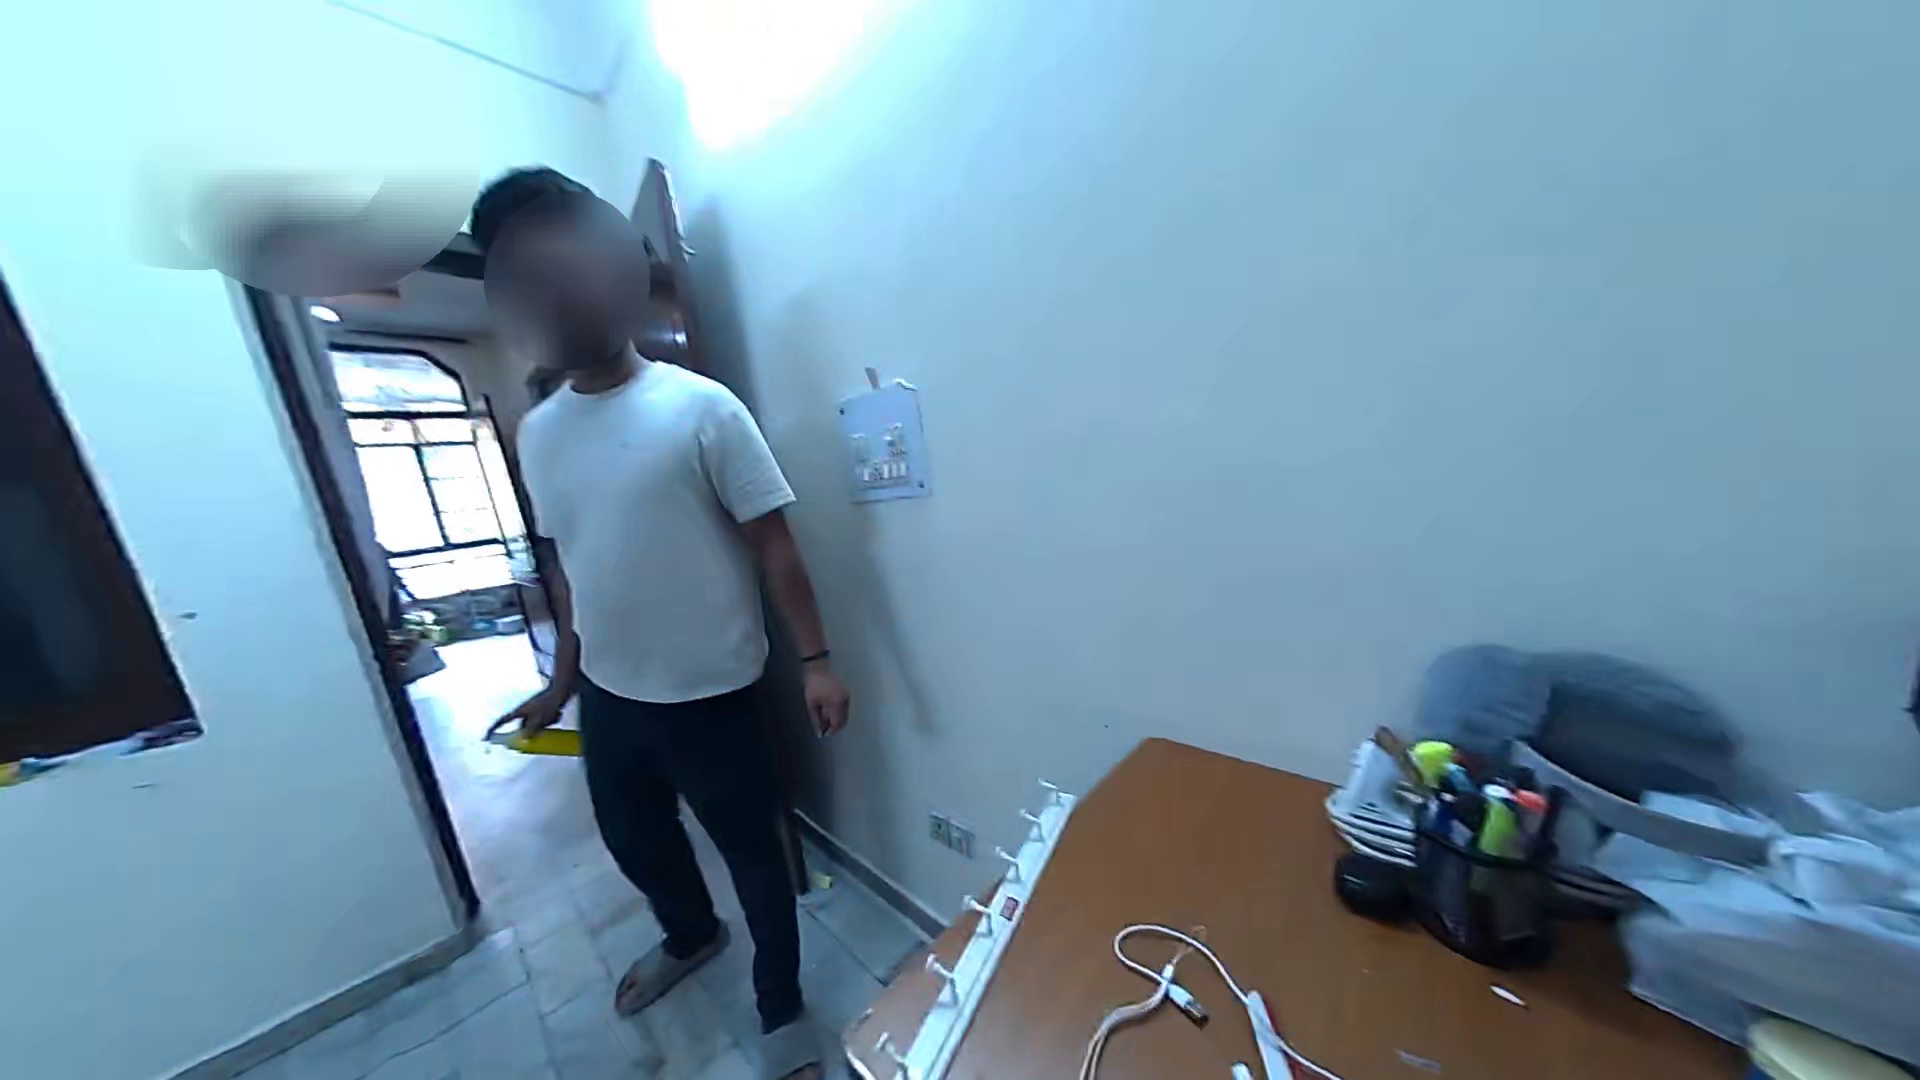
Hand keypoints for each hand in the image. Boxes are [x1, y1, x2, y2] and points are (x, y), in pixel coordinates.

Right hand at [486, 687, 566, 739]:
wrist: (563, 688)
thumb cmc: (549, 703)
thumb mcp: (539, 719)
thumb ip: (530, 730)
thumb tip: (523, 739)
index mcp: (519, 712)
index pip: (501, 722)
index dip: (492, 730)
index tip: (485, 738)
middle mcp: (524, 710)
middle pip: (524, 726)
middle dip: (534, 729)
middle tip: (544, 725)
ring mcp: (534, 708)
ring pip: (537, 722)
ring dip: (546, 722)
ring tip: (554, 714)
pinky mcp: (544, 706)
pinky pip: (546, 718)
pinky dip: (552, 717)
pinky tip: (559, 712)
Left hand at [802, 662, 849, 735]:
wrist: (818, 668)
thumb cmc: (813, 686)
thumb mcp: (812, 704)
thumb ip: (816, 720)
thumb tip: (820, 732)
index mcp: (838, 704)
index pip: (838, 723)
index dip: (831, 731)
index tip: (824, 733)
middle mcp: (845, 701)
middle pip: (843, 721)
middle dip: (834, 725)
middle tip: (823, 726)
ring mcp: (846, 696)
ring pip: (844, 715)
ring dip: (835, 718)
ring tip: (823, 715)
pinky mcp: (845, 693)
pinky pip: (843, 708)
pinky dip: (836, 712)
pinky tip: (827, 708)